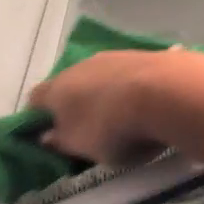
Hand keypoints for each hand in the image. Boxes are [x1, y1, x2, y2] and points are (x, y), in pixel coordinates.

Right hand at [28, 47, 203, 164]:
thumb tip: (47, 136)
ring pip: (103, 75)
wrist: (168, 92)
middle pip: (71, 83)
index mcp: (57, 88)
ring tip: (126, 114)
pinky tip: (151, 100)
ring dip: (109, 92)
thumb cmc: (114, 127)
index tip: (51, 134)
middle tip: (92, 127)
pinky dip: (137, 87)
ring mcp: (117, 56)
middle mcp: (82, 65)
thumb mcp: (83, 148)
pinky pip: (135, 74)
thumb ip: (62, 142)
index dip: (40, 117)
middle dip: (78, 103)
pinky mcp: (149, 55)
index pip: (36, 100)